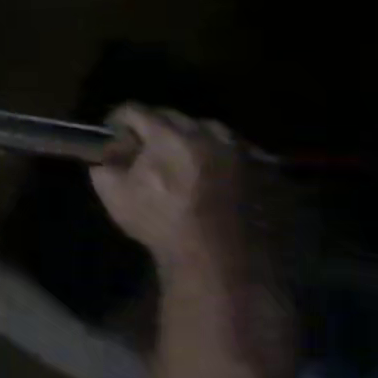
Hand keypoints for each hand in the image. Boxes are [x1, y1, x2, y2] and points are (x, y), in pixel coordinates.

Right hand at [90, 105, 250, 275]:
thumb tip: (110, 156)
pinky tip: (221, 178)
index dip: (118, 120)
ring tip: (188, 160)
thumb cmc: (164, 226)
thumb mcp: (113, 194)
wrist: (226, 267)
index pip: (135, 110)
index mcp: (168, 137)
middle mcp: (209, 138)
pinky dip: (229, 158)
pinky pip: (246, 154)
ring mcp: (246, 156)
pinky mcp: (272, 177)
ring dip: (196, 139)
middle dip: (156, 127)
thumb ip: (105, 165)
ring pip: (214, 131)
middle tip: (148, 148)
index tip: (113, 135)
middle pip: (176, 117)